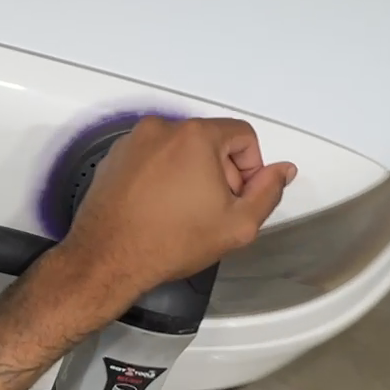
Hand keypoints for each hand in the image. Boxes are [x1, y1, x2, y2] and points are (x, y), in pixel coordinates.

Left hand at [55, 116, 295, 307]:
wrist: (106, 258)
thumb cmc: (166, 242)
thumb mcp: (238, 224)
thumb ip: (268, 192)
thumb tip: (282, 171)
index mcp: (194, 136)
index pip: (242, 135)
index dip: (251, 167)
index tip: (240, 194)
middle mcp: (159, 130)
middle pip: (208, 140)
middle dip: (219, 171)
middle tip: (211, 208)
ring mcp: (131, 143)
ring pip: (177, 150)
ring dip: (189, 174)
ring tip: (181, 211)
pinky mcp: (112, 159)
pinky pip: (150, 159)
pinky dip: (160, 176)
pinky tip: (157, 208)